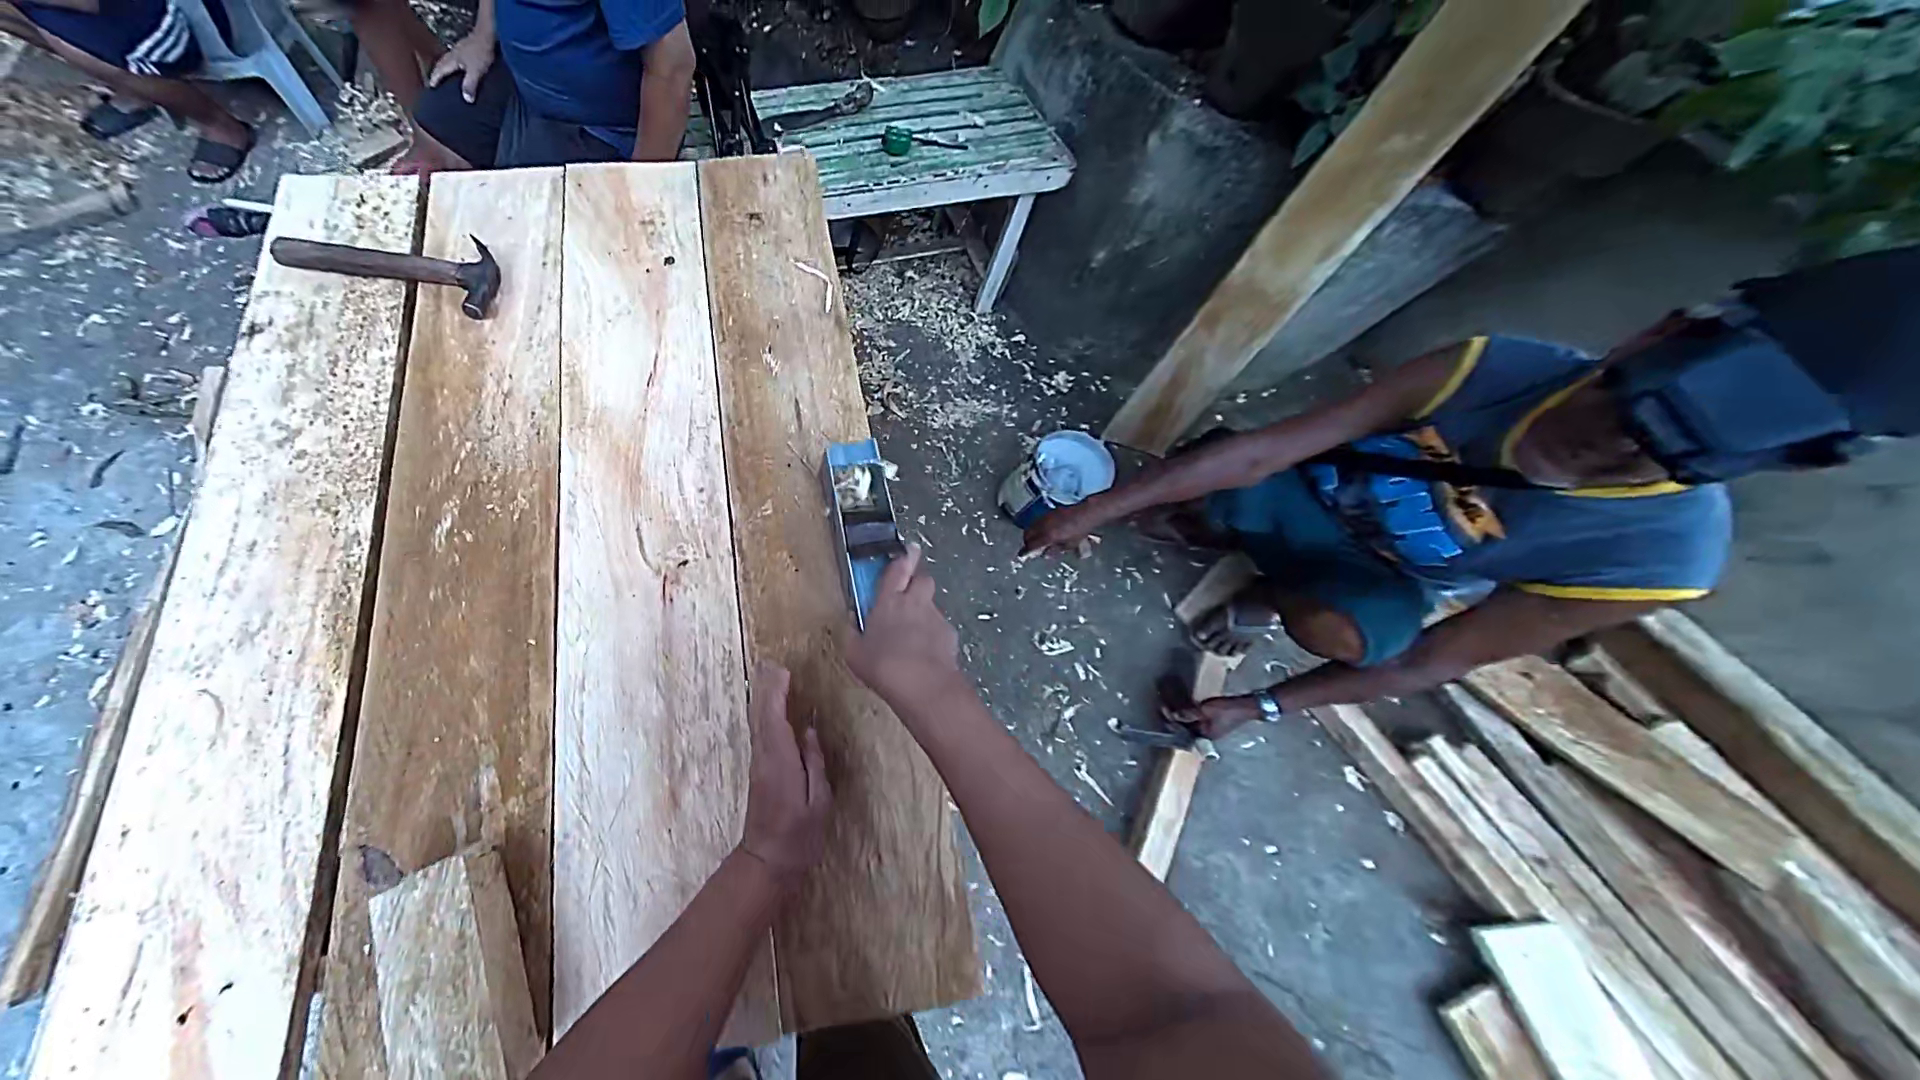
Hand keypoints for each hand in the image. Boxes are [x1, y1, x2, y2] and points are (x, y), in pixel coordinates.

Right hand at [428, 30, 495, 103]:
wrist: (487, 37)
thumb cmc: (480, 53)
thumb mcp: (476, 72)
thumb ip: (470, 85)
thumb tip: (467, 99)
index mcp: (451, 60)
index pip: (439, 71)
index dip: (435, 79)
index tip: (431, 86)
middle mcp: (452, 55)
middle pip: (441, 65)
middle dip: (437, 73)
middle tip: (435, 82)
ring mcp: (458, 51)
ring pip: (447, 61)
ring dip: (445, 69)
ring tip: (446, 77)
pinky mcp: (466, 50)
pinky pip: (456, 60)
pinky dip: (454, 66)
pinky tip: (459, 70)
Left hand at [738, 663, 831, 886]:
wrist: (768, 861)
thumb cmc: (800, 834)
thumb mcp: (818, 801)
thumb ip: (815, 764)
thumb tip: (810, 732)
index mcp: (781, 763)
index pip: (776, 720)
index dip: (777, 693)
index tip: (783, 670)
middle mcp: (765, 759)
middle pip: (761, 716)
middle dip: (766, 688)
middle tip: (770, 662)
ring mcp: (759, 765)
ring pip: (758, 723)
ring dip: (762, 697)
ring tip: (769, 675)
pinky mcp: (760, 771)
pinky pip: (761, 733)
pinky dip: (764, 713)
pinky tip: (769, 707)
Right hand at [844, 545, 965, 710]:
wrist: (923, 684)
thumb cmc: (882, 665)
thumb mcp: (854, 653)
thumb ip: (852, 634)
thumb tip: (852, 624)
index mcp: (888, 601)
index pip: (897, 569)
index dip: (903, 557)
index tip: (907, 549)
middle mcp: (914, 603)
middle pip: (923, 578)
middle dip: (917, 580)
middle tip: (908, 594)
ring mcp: (936, 617)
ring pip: (932, 605)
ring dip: (924, 613)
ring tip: (914, 635)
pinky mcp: (950, 635)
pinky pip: (940, 628)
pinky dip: (934, 636)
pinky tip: (926, 654)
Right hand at [1020, 502, 1101, 555]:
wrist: (1085, 514)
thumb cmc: (1080, 531)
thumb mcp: (1069, 544)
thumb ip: (1056, 550)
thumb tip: (1046, 554)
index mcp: (1048, 536)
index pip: (1031, 545)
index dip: (1025, 551)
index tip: (1021, 555)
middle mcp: (1044, 526)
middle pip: (1028, 534)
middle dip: (1026, 541)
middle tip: (1029, 547)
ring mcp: (1045, 517)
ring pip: (1031, 526)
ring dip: (1030, 533)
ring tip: (1035, 539)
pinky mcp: (1049, 512)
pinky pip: (1037, 521)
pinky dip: (1036, 527)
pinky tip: (1043, 530)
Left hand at [1163, 694, 1264, 739]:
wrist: (1248, 706)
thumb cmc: (1228, 709)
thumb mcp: (1206, 710)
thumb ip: (1190, 714)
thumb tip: (1174, 716)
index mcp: (1205, 736)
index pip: (1183, 732)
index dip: (1172, 722)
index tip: (1164, 712)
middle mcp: (1207, 735)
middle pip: (1186, 730)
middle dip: (1175, 721)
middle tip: (1165, 710)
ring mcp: (1211, 729)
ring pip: (1191, 726)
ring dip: (1182, 718)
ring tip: (1171, 709)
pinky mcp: (1214, 723)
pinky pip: (1197, 721)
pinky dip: (1190, 716)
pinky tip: (1185, 710)